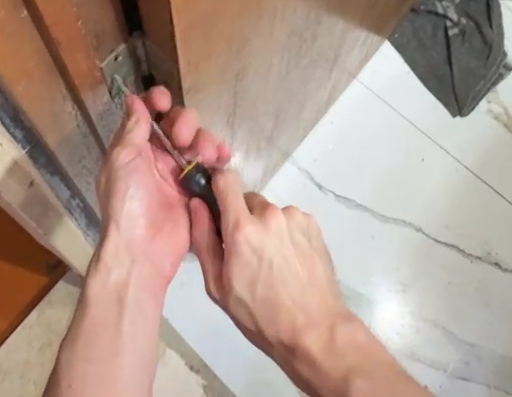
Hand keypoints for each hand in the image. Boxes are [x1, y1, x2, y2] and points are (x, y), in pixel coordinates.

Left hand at [95, 86, 230, 285]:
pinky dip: (220, 156)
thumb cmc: (126, 202)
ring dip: (205, 140)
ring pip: (198, 141)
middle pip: (178, 123)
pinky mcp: (198, 189)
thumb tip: (133, 97)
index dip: (157, 101)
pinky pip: (212, 166)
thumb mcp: (122, 160)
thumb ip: (132, 128)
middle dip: (185, 123)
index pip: (148, 114)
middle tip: (182, 140)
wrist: (142, 251)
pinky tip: (223, 157)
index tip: (164, 100)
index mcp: (136, 148)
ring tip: (207, 155)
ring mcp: (179, 173)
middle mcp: (158, 156)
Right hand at [187, 167, 353, 364]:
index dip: (218, 185)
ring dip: (265, 228)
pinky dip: (285, 233)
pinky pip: (289, 219)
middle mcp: (269, 214)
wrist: (315, 331)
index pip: (226, 179)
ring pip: (269, 212)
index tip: (216, 200)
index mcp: (242, 229)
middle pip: (246, 200)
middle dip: (242, 219)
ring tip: (272, 262)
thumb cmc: (260, 316)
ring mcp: (294, 217)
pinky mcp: (312, 223)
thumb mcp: (219, 287)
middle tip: (247, 252)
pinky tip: (289, 261)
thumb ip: (203, 240)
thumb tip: (196, 204)